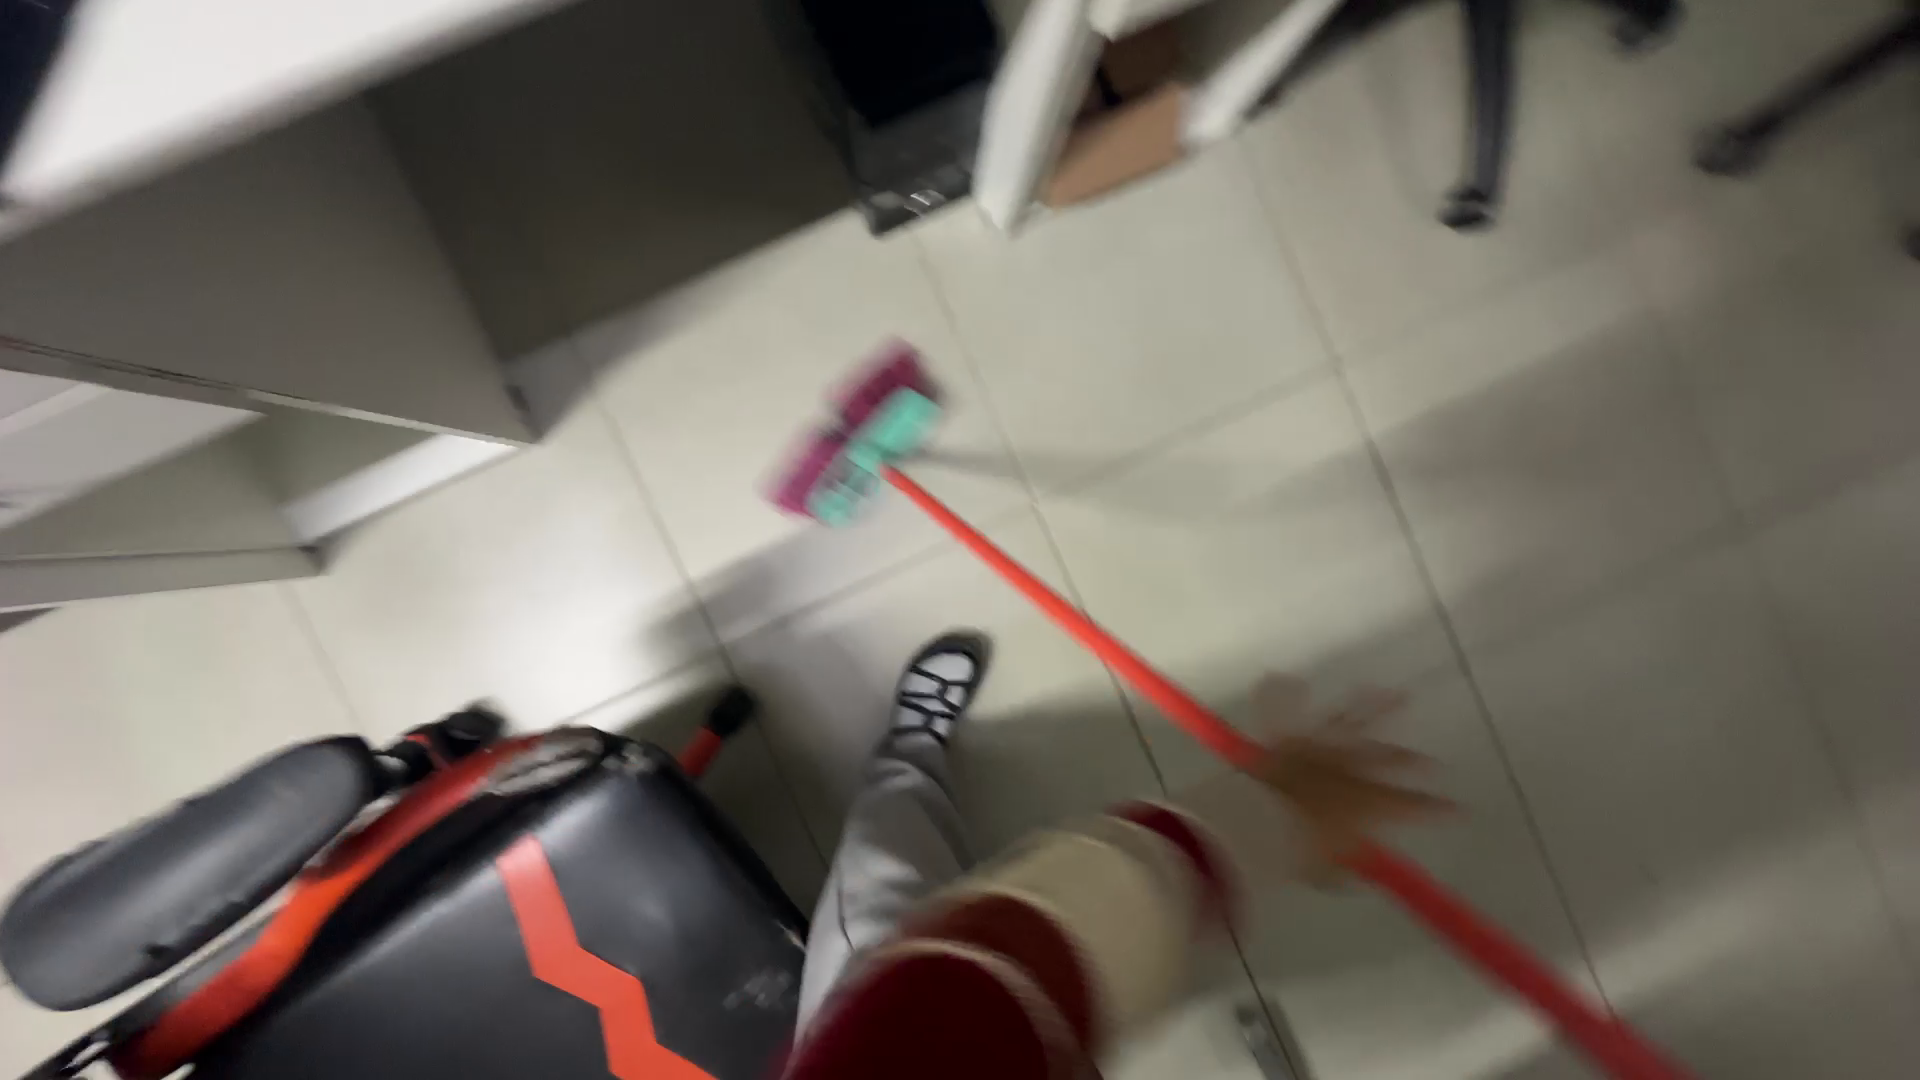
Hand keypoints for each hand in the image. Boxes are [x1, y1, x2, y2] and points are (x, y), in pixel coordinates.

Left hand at [1238, 676, 1453, 882]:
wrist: (1261, 815)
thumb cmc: (1297, 848)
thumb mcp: (1325, 870)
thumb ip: (1338, 871)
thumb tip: (1342, 877)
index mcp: (1366, 802)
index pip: (1410, 805)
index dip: (1436, 808)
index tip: (1460, 809)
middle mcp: (1348, 768)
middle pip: (1383, 759)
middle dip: (1406, 759)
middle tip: (1428, 761)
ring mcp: (1319, 747)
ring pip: (1352, 721)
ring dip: (1373, 706)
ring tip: (1395, 692)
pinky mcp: (1288, 737)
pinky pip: (1285, 709)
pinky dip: (1281, 694)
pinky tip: (1282, 677)